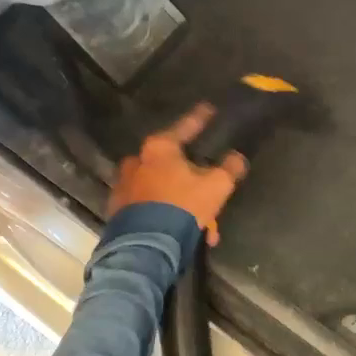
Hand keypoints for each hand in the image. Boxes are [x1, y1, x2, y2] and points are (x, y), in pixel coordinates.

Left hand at [106, 104, 247, 245]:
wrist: (145, 247)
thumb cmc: (182, 207)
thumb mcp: (216, 187)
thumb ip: (229, 169)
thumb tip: (238, 157)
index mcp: (159, 148)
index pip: (186, 127)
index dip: (201, 118)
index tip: (209, 107)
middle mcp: (137, 161)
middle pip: (170, 159)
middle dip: (189, 173)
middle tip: (206, 186)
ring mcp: (124, 185)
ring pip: (159, 184)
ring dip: (178, 197)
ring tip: (199, 221)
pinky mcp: (118, 209)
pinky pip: (148, 203)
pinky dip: (164, 211)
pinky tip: (180, 228)